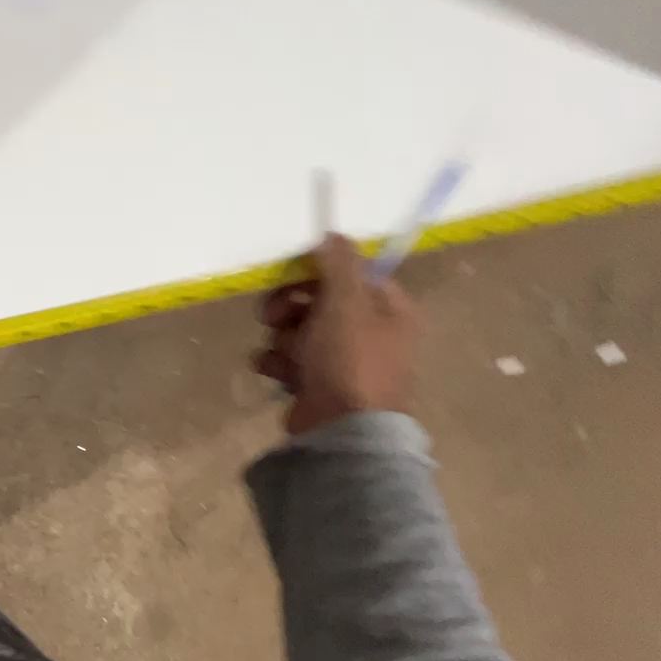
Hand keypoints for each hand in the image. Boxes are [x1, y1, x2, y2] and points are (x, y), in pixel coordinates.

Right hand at [255, 233, 421, 434]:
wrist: (342, 426)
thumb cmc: (350, 359)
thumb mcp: (347, 302)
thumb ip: (339, 265)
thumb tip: (332, 234)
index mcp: (388, 308)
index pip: (348, 276)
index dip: (315, 274)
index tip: (289, 276)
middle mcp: (368, 331)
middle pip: (315, 302)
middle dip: (288, 308)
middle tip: (272, 316)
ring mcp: (340, 360)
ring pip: (295, 332)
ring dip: (280, 339)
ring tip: (283, 355)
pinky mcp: (315, 383)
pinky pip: (286, 360)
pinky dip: (277, 364)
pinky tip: (278, 373)